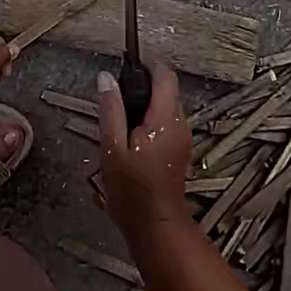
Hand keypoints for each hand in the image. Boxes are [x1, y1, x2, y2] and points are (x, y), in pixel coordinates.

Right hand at [96, 61, 190, 229]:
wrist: (155, 225)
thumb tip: (106, 77)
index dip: (149, 65)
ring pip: (168, 108)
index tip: (128, 67)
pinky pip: (168, 124)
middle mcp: (180, 124)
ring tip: (120, 122)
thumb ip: (111, 110)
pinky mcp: (181, 151)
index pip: (166, 76)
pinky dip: (152, 121)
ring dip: (147, 106)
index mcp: (165, 119)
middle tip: (116, 99)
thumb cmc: (131, 189)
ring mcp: (183, 138)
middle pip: (167, 91)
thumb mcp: (112, 148)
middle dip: (144, 88)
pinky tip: (131, 139)